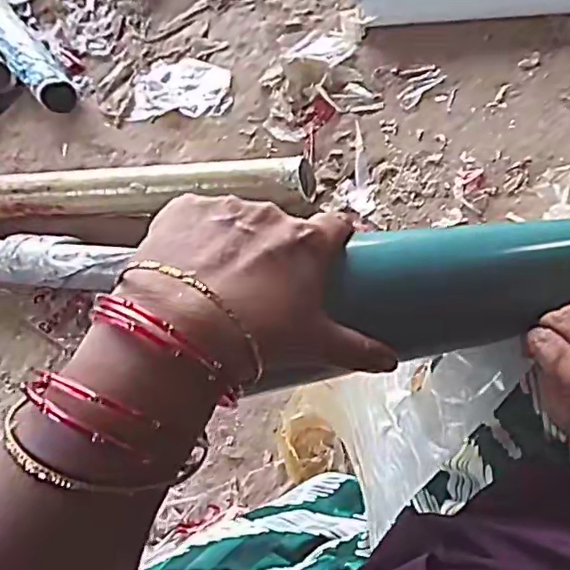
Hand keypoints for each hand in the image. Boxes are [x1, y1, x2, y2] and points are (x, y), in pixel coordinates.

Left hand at [118, 196, 397, 382]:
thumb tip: (390, 361)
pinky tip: (193, 260)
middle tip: (270, 283)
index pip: (338, 225)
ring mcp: (227, 208)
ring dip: (240, 239)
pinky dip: (199, 232)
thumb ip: (358, 349)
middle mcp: (272, 216)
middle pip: (287, 225)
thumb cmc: (255, 335)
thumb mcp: (314, 344)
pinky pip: (200, 214)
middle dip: (282, 247)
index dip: (336, 239)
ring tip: (225, 276)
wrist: (180, 329)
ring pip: (243, 218)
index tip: (329, 255)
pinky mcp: (183, 208)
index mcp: (309, 241)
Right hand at [526, 300, 569, 469]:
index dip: (532, 340)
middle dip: (547, 323)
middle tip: (542, 334)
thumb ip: (546, 375)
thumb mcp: (559, 412)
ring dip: (567, 315)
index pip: (545, 340)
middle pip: (564, 318)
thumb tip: (537, 349)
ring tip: (561, 328)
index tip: (530, 344)